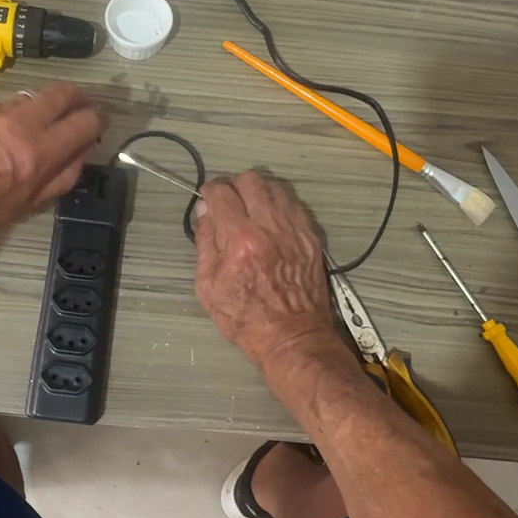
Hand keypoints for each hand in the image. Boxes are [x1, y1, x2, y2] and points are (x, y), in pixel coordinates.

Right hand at [193, 171, 353, 377]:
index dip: (209, 192)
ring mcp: (295, 230)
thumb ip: (205, 242)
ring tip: (251, 211)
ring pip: (275, 186)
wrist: (292, 337)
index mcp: (241, 240)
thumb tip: (205, 211)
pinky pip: (294, 203)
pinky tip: (271, 222)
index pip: (221, 193)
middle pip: (251, 180)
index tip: (208, 201)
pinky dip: (279, 205)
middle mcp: (270, 228)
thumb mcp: (208, 286)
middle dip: (235, 186)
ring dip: (258, 192)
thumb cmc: (244, 318)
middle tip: (229, 204)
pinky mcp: (312, 237)